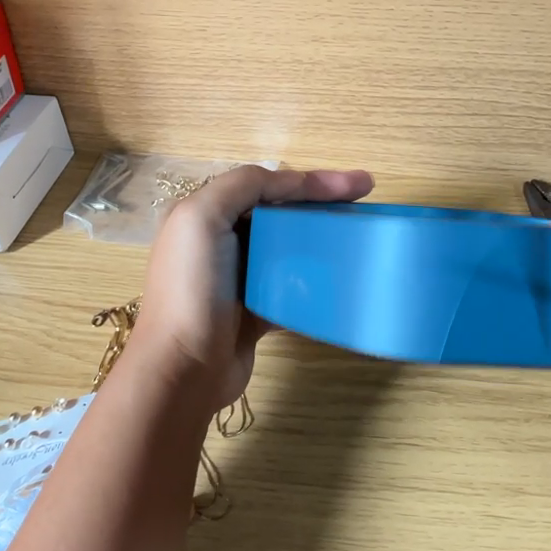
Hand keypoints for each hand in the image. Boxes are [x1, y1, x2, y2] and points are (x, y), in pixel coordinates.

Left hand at [130, 166, 373, 412]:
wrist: (183, 370)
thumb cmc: (193, 288)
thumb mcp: (203, 216)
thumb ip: (243, 184)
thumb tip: (293, 182)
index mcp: (205, 213)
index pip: (267, 184)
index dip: (313, 180)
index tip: (360, 185)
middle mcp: (221, 240)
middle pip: (283, 213)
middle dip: (325, 205)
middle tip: (366, 208)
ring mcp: (240, 277)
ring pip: (292, 248)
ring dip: (324, 240)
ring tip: (361, 238)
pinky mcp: (257, 310)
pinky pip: (294, 286)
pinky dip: (318, 279)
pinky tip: (345, 277)